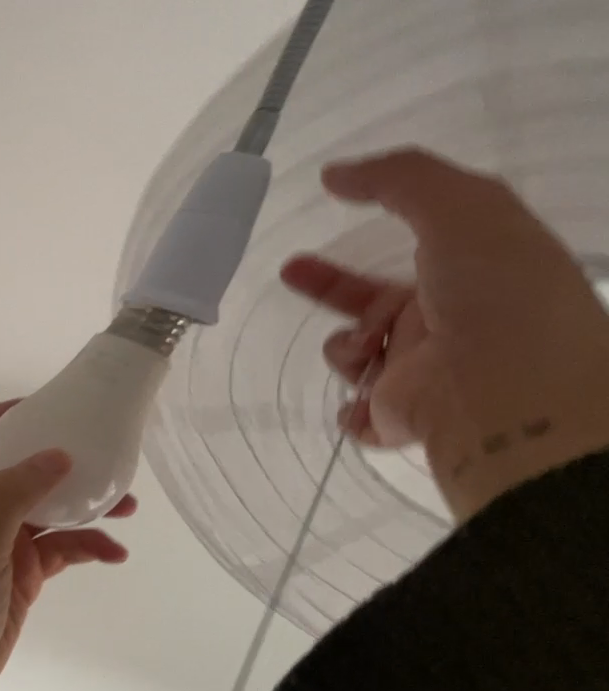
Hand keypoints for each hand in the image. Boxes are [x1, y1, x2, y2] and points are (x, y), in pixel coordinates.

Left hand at [0, 400, 132, 690]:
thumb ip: (13, 494)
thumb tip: (57, 453)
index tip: (41, 407)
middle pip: (16, 469)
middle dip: (58, 458)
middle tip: (104, 451)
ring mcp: (0, 547)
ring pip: (47, 510)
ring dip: (85, 504)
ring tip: (129, 506)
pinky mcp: (20, 577)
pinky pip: (61, 550)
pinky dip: (88, 547)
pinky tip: (116, 554)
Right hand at [281, 148, 608, 519]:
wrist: (501, 387)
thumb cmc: (494, 294)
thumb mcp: (462, 210)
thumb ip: (400, 181)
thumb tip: (332, 174)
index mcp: (470, 276)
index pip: (408, 253)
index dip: (369, 236)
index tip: (324, 231)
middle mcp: (446, 322)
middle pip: (370, 304)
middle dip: (329, 291)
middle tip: (288, 272)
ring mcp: (421, 373)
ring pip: (353, 356)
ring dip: (346, 351)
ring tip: (365, 352)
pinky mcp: (397, 418)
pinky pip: (355, 414)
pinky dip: (351, 410)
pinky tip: (363, 400)